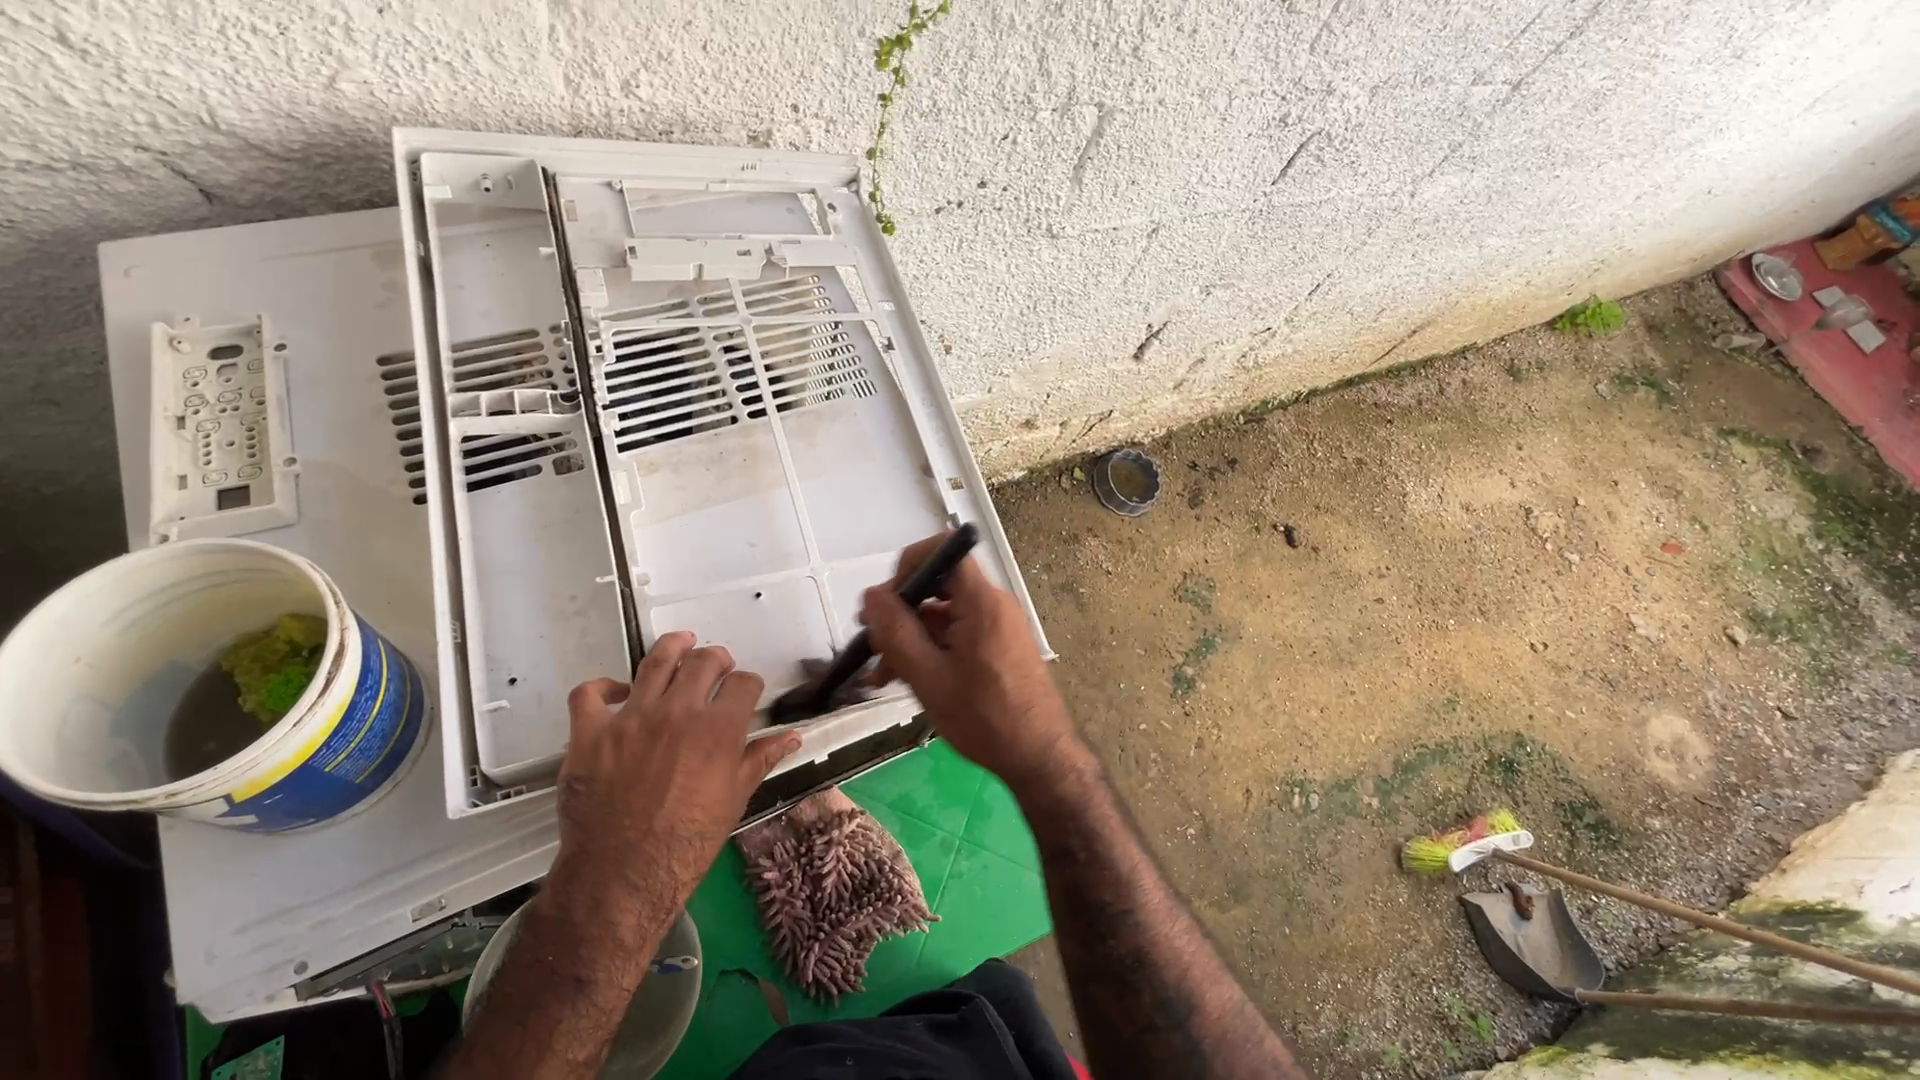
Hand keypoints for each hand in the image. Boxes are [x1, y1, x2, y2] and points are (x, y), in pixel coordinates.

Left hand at [547, 632, 799, 926]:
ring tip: (680, 643)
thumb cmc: (688, 842)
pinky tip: (615, 691)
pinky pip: (590, 693)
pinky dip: (602, 687)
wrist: (623, 874)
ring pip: (654, 663)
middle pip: (702, 662)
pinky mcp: (590, 733)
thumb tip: (791, 737)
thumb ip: (760, 759)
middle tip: (717, 664)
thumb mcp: (735, 799)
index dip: (749, 684)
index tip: (746, 691)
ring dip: (672, 648)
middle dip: (716, 659)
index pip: (743, 683)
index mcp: (718, 729)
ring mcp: (630, 719)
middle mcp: (677, 712)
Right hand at [859, 532, 1079, 792]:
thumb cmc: (985, 718)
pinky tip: (907, 678)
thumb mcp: (928, 677)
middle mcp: (994, 604)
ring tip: (882, 674)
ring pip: (944, 614)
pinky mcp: (999, 647)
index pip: (944, 550)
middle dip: (900, 610)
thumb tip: (872, 595)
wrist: (1039, 757)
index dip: (909, 565)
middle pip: (939, 584)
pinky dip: (931, 648)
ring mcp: (998, 626)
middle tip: (872, 641)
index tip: (886, 600)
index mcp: (982, 602)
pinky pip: (958, 633)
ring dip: (910, 637)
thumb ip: (895, 632)